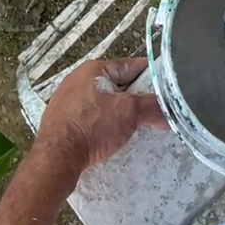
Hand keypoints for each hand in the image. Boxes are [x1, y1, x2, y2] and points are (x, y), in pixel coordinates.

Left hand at [35, 58, 168, 174]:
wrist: (56, 159)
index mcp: (95, 69)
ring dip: (119, 114)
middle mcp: (79, 80)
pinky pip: (90, 118)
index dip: (151, 75)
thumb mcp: (130, 113)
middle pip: (118, 85)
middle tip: (153, 111)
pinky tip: (111, 138)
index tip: (166, 86)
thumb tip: (169, 112)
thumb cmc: (91, 128)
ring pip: (104, 103)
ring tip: (135, 127)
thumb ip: (153, 107)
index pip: (131, 66)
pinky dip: (103, 125)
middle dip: (135, 99)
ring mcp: (67, 101)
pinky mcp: (62, 121)